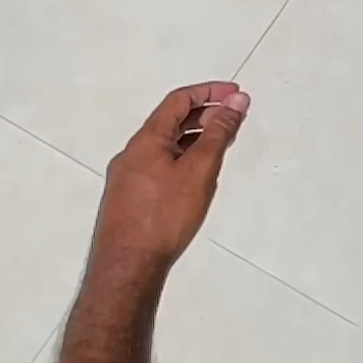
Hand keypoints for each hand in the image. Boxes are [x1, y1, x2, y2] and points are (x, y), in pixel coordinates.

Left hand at [90, 82, 250, 274]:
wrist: (127, 271)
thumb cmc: (165, 215)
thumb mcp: (201, 168)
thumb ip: (220, 131)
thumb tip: (236, 100)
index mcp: (144, 142)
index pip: (178, 101)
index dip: (209, 91)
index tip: (236, 94)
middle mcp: (131, 155)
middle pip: (170, 120)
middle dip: (205, 113)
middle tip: (235, 117)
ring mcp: (127, 178)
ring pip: (166, 143)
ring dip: (196, 135)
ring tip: (223, 143)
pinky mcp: (129, 198)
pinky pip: (160, 162)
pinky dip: (184, 155)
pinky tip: (199, 172)